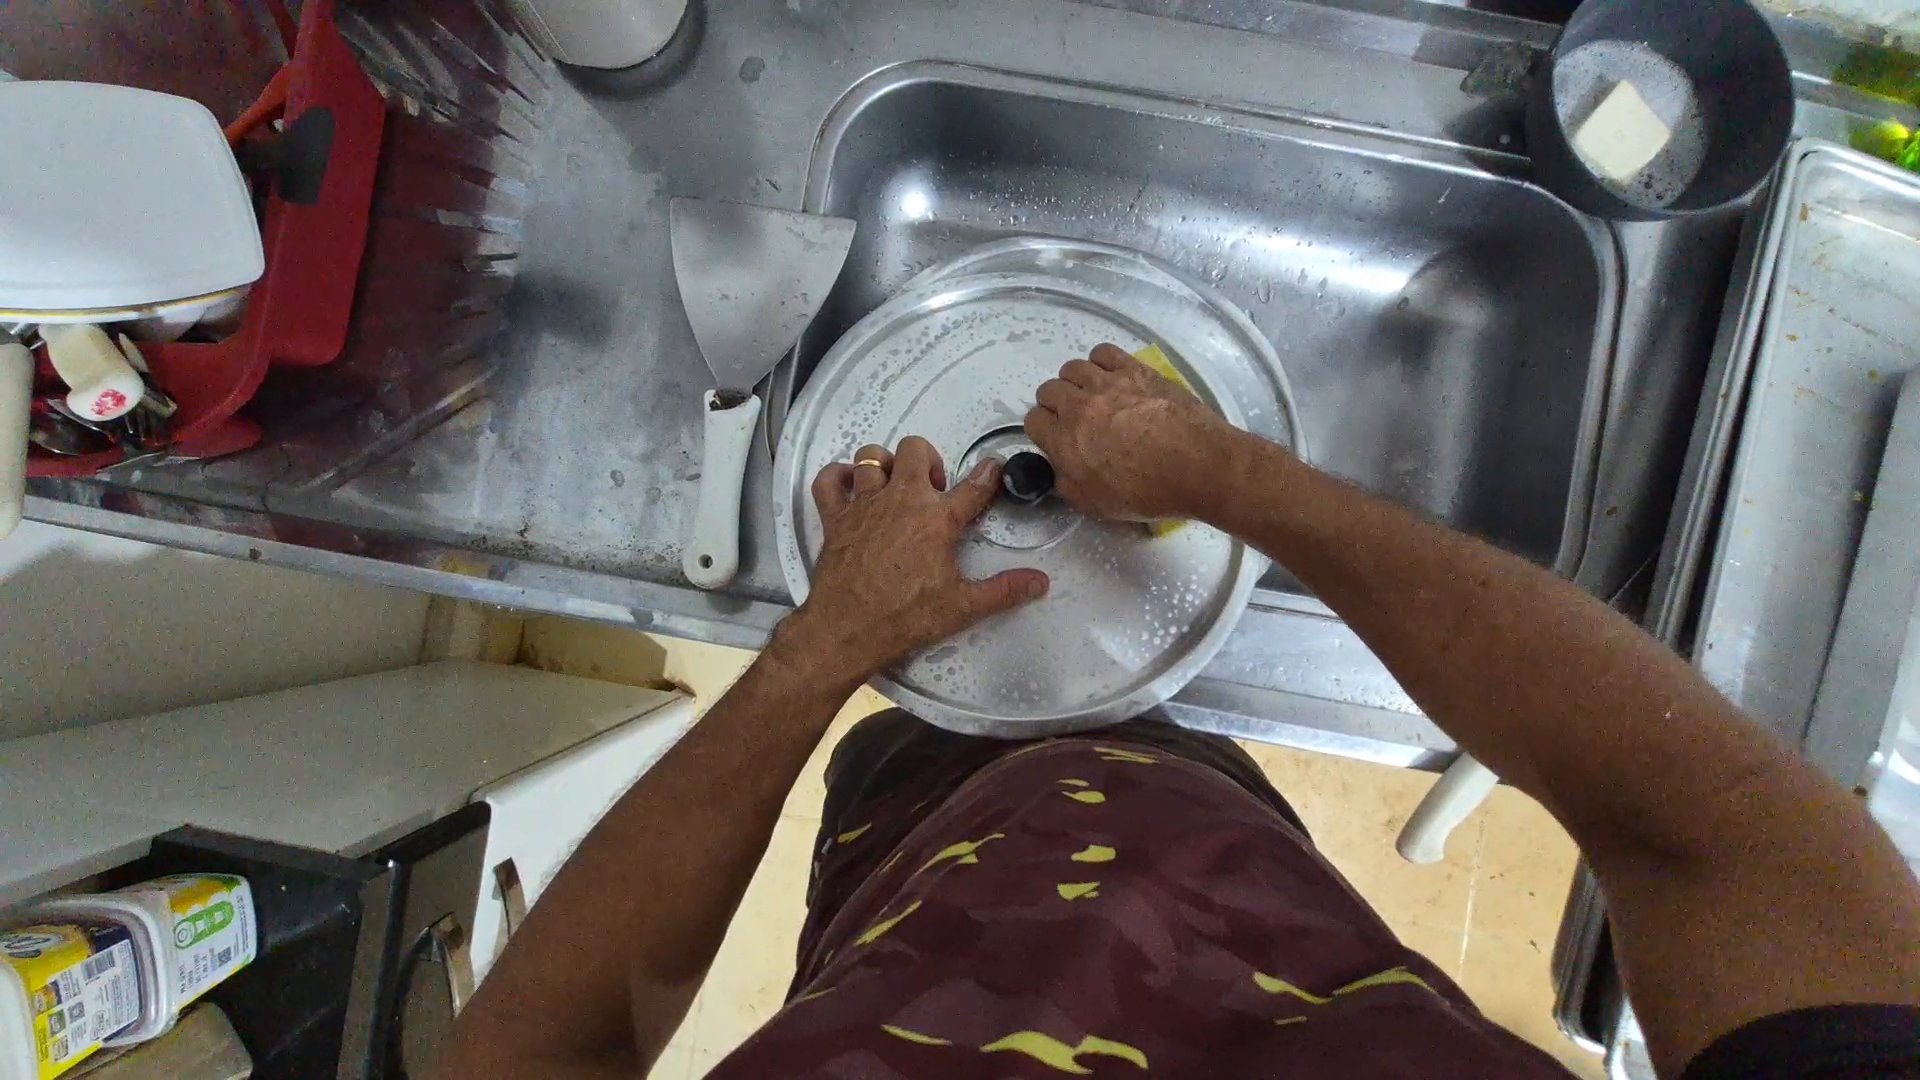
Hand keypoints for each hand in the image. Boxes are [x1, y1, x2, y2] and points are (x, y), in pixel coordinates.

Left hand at [779, 436, 1049, 683]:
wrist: (847, 630)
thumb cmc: (907, 617)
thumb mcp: (963, 607)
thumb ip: (1004, 590)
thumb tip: (1041, 582)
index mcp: (937, 519)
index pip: (974, 485)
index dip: (989, 473)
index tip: (993, 468)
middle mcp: (901, 500)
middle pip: (915, 449)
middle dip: (928, 460)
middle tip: (932, 491)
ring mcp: (864, 504)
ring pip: (871, 456)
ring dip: (884, 464)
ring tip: (892, 487)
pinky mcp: (834, 517)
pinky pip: (828, 480)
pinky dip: (837, 477)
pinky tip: (849, 488)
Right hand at [1025, 343, 1241, 520]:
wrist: (1198, 466)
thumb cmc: (1147, 492)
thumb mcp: (1096, 506)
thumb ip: (1067, 486)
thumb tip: (1059, 472)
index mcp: (1065, 441)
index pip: (1033, 421)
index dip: (1043, 430)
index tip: (1057, 438)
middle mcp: (1079, 406)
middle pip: (1048, 390)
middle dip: (1055, 404)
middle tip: (1074, 419)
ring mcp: (1107, 383)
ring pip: (1072, 368)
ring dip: (1075, 382)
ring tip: (1092, 396)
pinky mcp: (1135, 370)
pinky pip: (1103, 352)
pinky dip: (1100, 362)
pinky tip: (1111, 376)